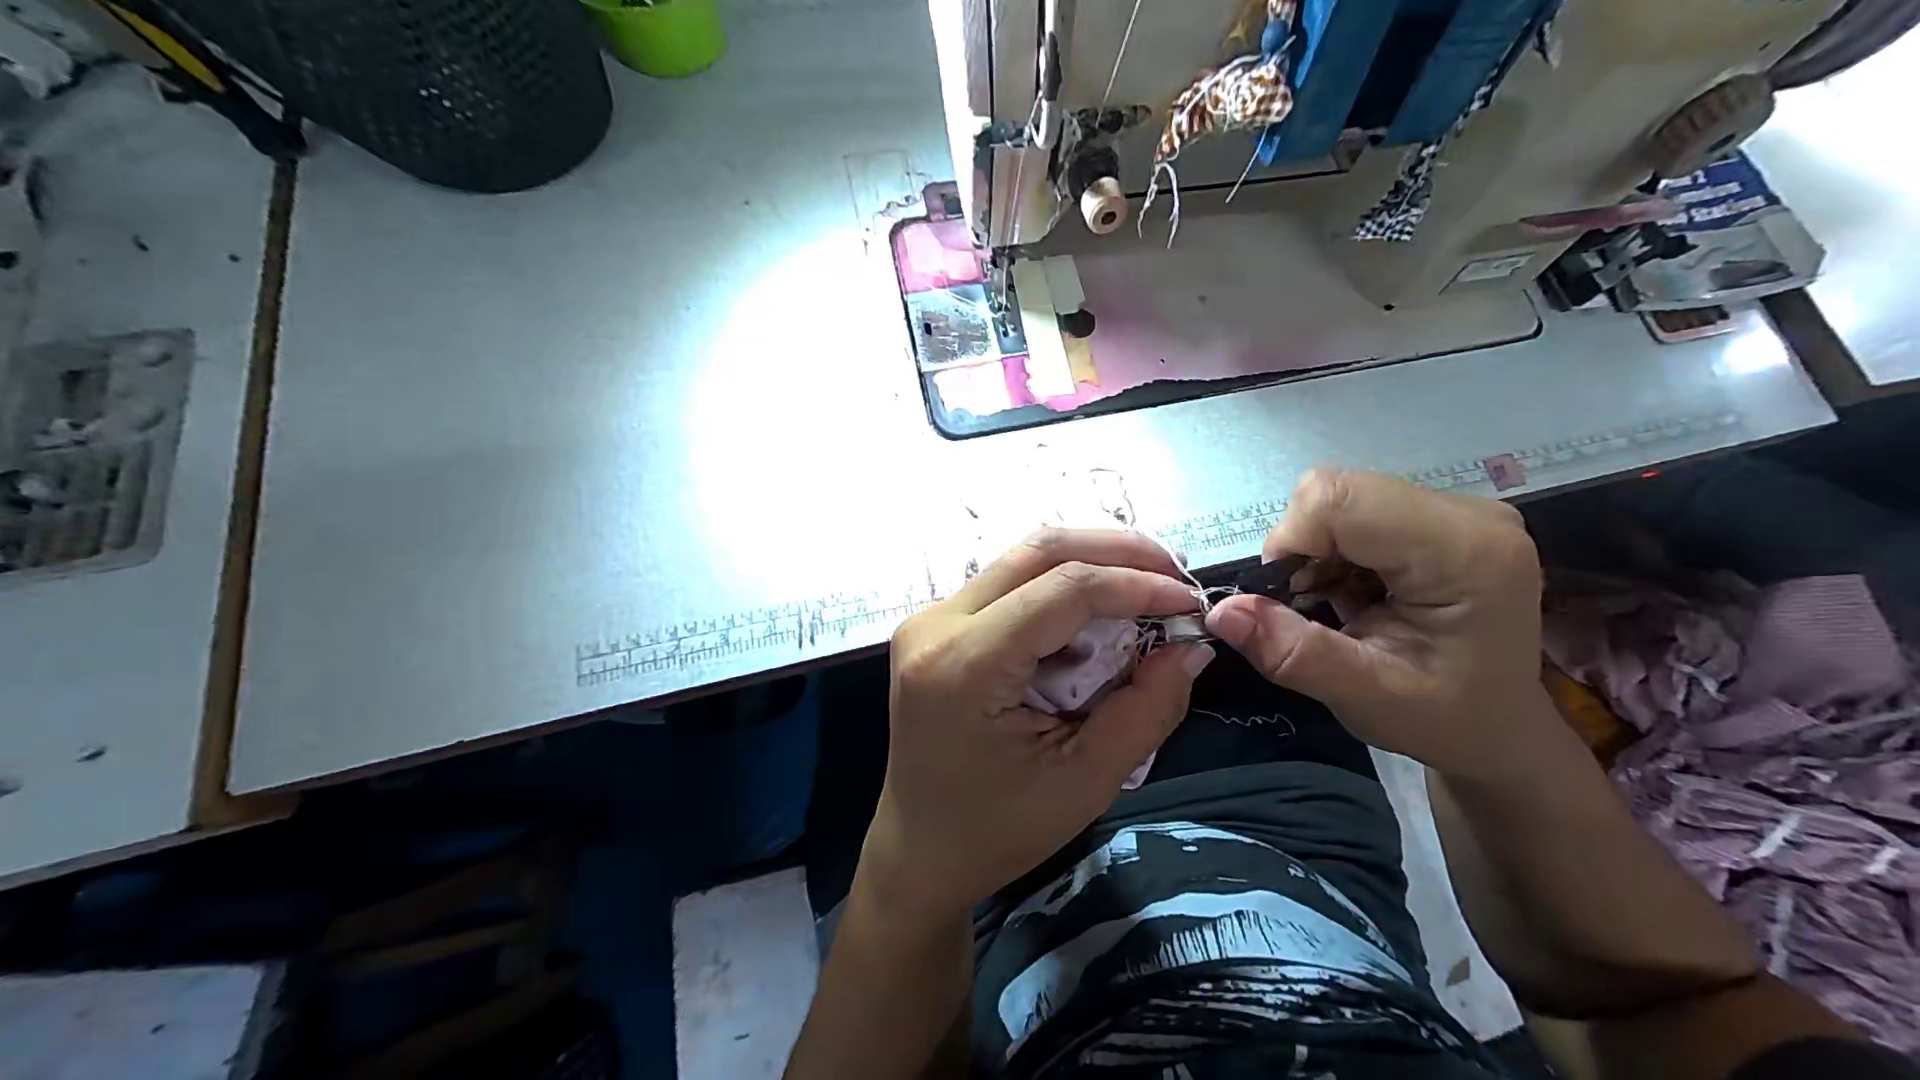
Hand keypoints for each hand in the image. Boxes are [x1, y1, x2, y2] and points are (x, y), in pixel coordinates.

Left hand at [860, 529, 1215, 921]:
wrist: (921, 849)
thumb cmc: (997, 830)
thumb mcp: (1085, 781)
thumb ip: (1146, 708)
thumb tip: (1191, 646)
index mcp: (963, 666)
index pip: (1062, 590)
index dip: (1136, 585)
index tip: (1191, 603)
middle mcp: (935, 625)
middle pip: (1040, 552)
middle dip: (1118, 553)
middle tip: (1176, 577)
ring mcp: (929, 621)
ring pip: (1023, 560)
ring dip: (1091, 566)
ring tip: (1149, 590)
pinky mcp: (935, 627)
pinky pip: (1008, 586)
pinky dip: (1061, 590)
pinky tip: (1099, 616)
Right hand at [1204, 468, 1553, 780]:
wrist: (1498, 726)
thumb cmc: (1444, 719)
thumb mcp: (1365, 699)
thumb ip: (1294, 653)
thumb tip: (1220, 612)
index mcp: (1467, 553)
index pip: (1341, 499)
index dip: (1291, 540)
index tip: (1286, 598)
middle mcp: (1467, 514)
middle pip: (1335, 490)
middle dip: (1299, 546)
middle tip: (1309, 604)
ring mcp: (1453, 509)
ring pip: (1336, 496)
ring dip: (1311, 549)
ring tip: (1332, 600)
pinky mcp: (1434, 514)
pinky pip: (1350, 507)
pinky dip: (1327, 548)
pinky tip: (1347, 588)